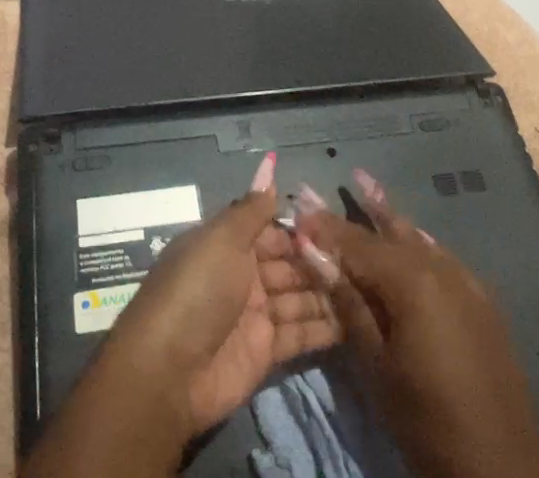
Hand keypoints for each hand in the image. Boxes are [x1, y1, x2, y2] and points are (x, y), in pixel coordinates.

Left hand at [24, 154, 339, 477]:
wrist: (168, 372)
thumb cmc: (195, 293)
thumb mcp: (220, 240)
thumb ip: (251, 209)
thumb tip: (268, 167)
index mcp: (226, 246)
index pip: (271, 231)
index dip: (301, 229)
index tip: (337, 224)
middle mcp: (242, 277)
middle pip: (289, 264)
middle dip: (321, 260)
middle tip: (364, 258)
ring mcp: (255, 316)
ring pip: (300, 297)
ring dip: (329, 292)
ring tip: (370, 286)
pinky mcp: (265, 352)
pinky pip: (301, 333)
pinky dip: (325, 327)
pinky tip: (359, 319)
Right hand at [294, 169, 538, 477]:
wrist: (499, 456)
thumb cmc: (424, 414)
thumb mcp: (375, 361)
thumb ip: (347, 300)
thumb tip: (314, 252)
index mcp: (411, 281)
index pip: (356, 243)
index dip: (324, 226)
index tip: (297, 202)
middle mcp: (440, 268)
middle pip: (387, 234)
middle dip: (353, 212)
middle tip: (320, 190)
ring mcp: (465, 281)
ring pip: (417, 239)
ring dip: (387, 216)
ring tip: (364, 183)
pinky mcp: (480, 298)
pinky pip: (440, 257)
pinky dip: (416, 242)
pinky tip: (409, 234)